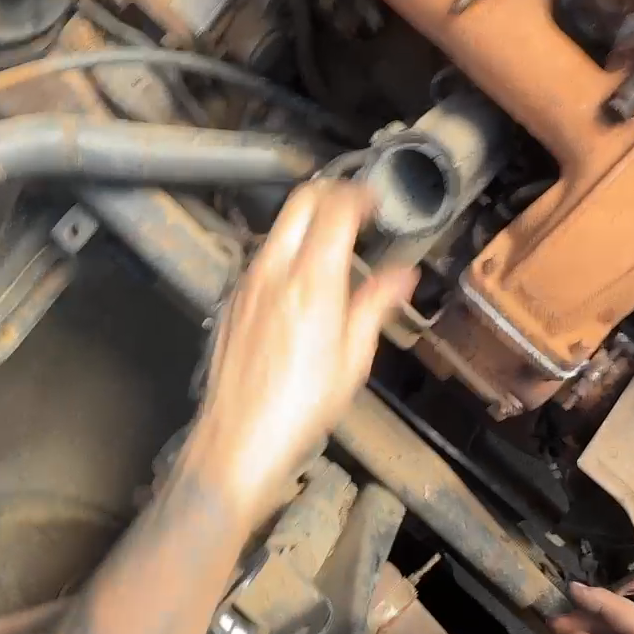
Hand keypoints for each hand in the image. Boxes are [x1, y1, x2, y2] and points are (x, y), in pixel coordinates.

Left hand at [180, 180, 415, 520]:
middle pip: (300, 201)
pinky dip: (284, 255)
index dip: (360, 196)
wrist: (238, 438)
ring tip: (330, 251)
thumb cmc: (298, 408)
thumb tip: (401, 277)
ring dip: (305, 225)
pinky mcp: (231, 302)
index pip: (335, 207)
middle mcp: (274, 272)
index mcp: (312, 281)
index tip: (375, 203)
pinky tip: (297, 285)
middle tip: (354, 212)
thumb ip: (375, 306)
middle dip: (331, 195)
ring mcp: (247, 284)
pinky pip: (260, 260)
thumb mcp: (352, 360)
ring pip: (277, 229)